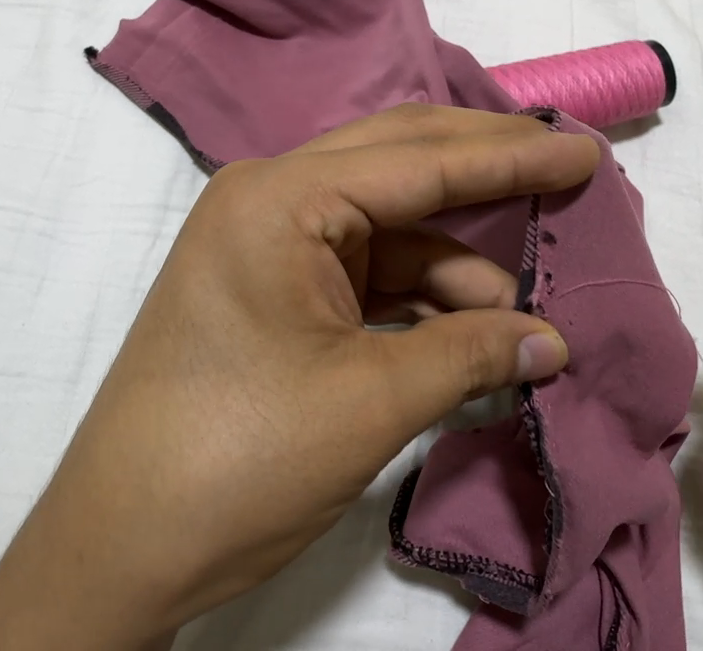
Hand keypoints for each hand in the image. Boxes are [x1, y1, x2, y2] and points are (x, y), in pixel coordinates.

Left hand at [0, 105, 599, 650]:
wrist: (121, 546)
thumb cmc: (237, 458)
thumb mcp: (368, 401)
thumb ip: (468, 356)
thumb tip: (552, 341)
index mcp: (280, 198)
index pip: (417, 162)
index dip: (509, 159)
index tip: (581, 156)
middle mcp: (272, 201)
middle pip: (400, 166)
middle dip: (485, 172)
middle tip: (565, 171)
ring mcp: (271, 246)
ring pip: (390, 229)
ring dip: (458, 264)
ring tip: (527, 312)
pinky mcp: (278, 292)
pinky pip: (369, 274)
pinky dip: (423, 299)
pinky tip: (474, 334)